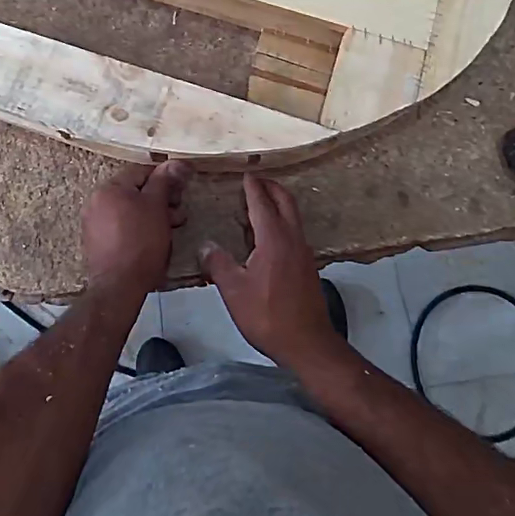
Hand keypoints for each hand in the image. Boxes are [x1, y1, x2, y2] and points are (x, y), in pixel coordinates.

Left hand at [81, 161, 190, 299]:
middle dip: (161, 200)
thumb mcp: (158, 206)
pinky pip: (122, 227)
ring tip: (170, 229)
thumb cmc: (141, 242)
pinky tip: (153, 240)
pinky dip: (139, 228)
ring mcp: (94, 224)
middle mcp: (96, 202)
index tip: (182, 190)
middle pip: (135, 191)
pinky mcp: (97, 243)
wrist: (120, 286)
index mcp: (109, 189)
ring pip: (130, 210)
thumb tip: (177, 163)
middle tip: (178, 214)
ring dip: (153, 215)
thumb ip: (165, 181)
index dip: (166, 178)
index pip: (142, 171)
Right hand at [200, 176, 345, 369]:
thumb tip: (206, 245)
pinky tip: (270, 236)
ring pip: (293, 216)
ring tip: (261, 204)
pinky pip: (295, 232)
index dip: (253, 188)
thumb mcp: (234, 291)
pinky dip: (283, 222)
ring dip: (279, 204)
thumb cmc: (268, 316)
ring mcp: (304, 252)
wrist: (307, 341)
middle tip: (257, 180)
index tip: (246, 175)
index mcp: (274, 239)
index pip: (262, 204)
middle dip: (272, 187)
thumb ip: (219, 264)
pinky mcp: (308, 265)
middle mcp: (293, 239)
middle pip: (285, 202)